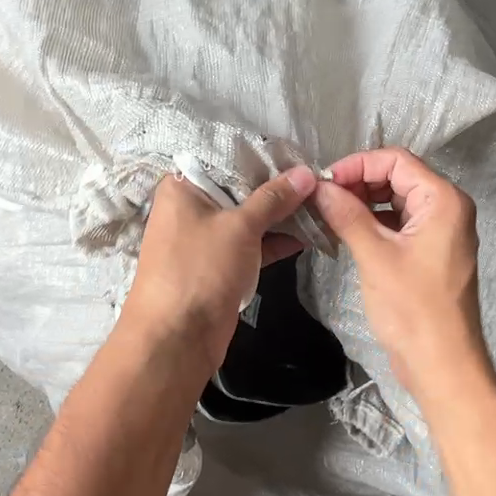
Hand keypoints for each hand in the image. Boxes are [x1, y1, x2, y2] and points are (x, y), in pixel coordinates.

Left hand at [118, 166, 317, 377]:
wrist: (175, 340)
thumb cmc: (199, 270)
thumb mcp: (239, 227)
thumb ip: (273, 198)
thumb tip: (306, 173)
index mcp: (182, 187)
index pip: (226, 158)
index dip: (263, 156)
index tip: (300, 154)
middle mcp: (191, 207)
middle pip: (239, 188)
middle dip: (277, 187)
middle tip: (318, 180)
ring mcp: (204, 239)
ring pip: (247, 218)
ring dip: (280, 215)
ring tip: (321, 205)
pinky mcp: (218, 266)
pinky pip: (250, 244)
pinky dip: (274, 241)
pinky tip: (308, 234)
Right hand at [310, 147, 492, 399]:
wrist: (442, 364)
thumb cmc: (413, 309)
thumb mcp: (375, 256)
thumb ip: (346, 214)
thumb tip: (318, 186)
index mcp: (443, 200)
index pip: (397, 160)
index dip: (358, 164)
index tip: (324, 183)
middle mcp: (447, 208)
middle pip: (397, 176)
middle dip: (358, 182)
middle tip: (322, 199)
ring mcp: (440, 231)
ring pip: (396, 199)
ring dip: (362, 202)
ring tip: (327, 214)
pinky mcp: (430, 252)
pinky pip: (399, 222)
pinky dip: (373, 222)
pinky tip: (345, 231)